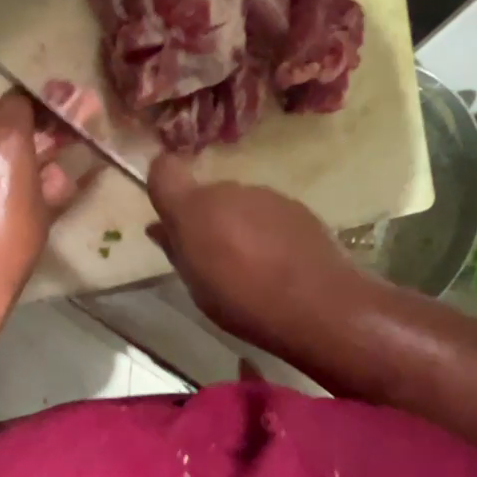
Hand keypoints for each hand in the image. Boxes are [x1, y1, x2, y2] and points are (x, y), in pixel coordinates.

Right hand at [145, 155, 368, 355]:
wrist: (317, 305)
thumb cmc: (242, 304)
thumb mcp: (197, 286)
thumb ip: (176, 250)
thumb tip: (160, 228)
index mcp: (194, 210)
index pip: (163, 170)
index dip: (161, 186)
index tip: (166, 214)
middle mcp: (228, 191)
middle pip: (204, 194)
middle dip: (202, 218)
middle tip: (209, 257)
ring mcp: (265, 195)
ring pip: (236, 203)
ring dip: (234, 224)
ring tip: (246, 265)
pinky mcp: (295, 205)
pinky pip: (265, 212)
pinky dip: (262, 230)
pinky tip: (275, 262)